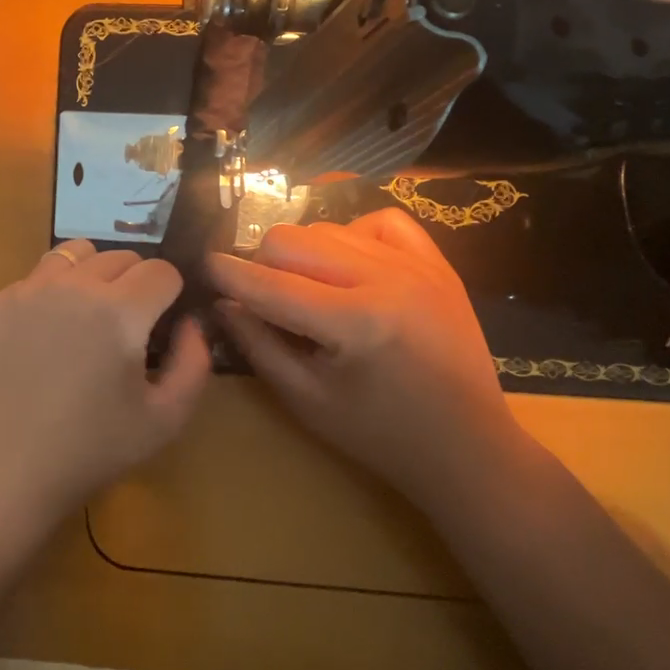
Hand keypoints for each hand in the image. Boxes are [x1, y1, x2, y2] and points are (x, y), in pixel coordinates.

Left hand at [0, 239, 211, 525]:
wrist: (11, 467)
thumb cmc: (95, 448)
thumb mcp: (167, 417)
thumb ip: (195, 361)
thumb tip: (191, 321)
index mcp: (119, 312)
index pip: (162, 270)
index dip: (172, 294)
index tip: (165, 322)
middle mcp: (72, 287)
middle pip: (120, 257)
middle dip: (136, 282)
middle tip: (130, 325)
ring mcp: (27, 291)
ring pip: (74, 254)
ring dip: (93, 273)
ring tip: (91, 314)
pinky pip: (36, 277)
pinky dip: (52, 291)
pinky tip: (49, 334)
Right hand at [206, 208, 530, 503]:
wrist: (467, 447)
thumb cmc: (378, 434)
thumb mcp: (304, 399)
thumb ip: (257, 344)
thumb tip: (223, 301)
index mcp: (354, 324)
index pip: (269, 283)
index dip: (226, 273)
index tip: (202, 267)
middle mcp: (386, 281)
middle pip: (291, 239)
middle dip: (263, 263)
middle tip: (262, 297)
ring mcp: (417, 267)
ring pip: (328, 228)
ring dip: (302, 254)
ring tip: (305, 290)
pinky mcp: (437, 264)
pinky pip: (379, 222)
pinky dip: (351, 236)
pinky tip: (346, 267)